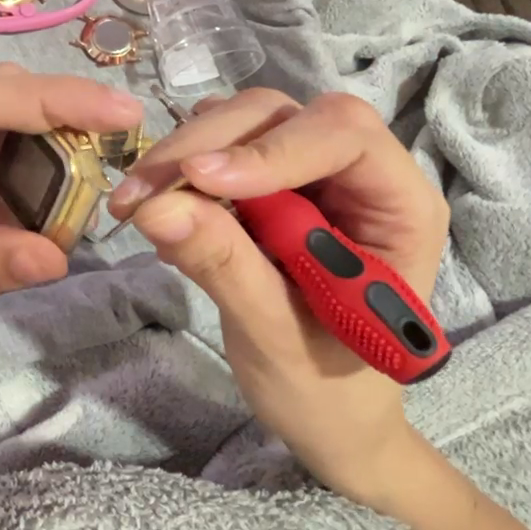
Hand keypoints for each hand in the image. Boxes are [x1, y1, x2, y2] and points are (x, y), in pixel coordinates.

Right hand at [105, 89, 449, 502]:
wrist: (325, 413)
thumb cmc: (325, 388)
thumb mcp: (277, 337)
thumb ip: (226, 268)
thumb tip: (155, 207)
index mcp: (397, 206)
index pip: (343, 136)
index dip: (270, 148)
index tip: (198, 178)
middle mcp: (355, 175)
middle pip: (280, 116)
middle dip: (204, 145)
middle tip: (136, 196)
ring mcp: (307, 174)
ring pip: (241, 124)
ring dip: (179, 155)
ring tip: (133, 205)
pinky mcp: (265, 185)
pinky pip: (216, 151)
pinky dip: (176, 171)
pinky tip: (153, 212)